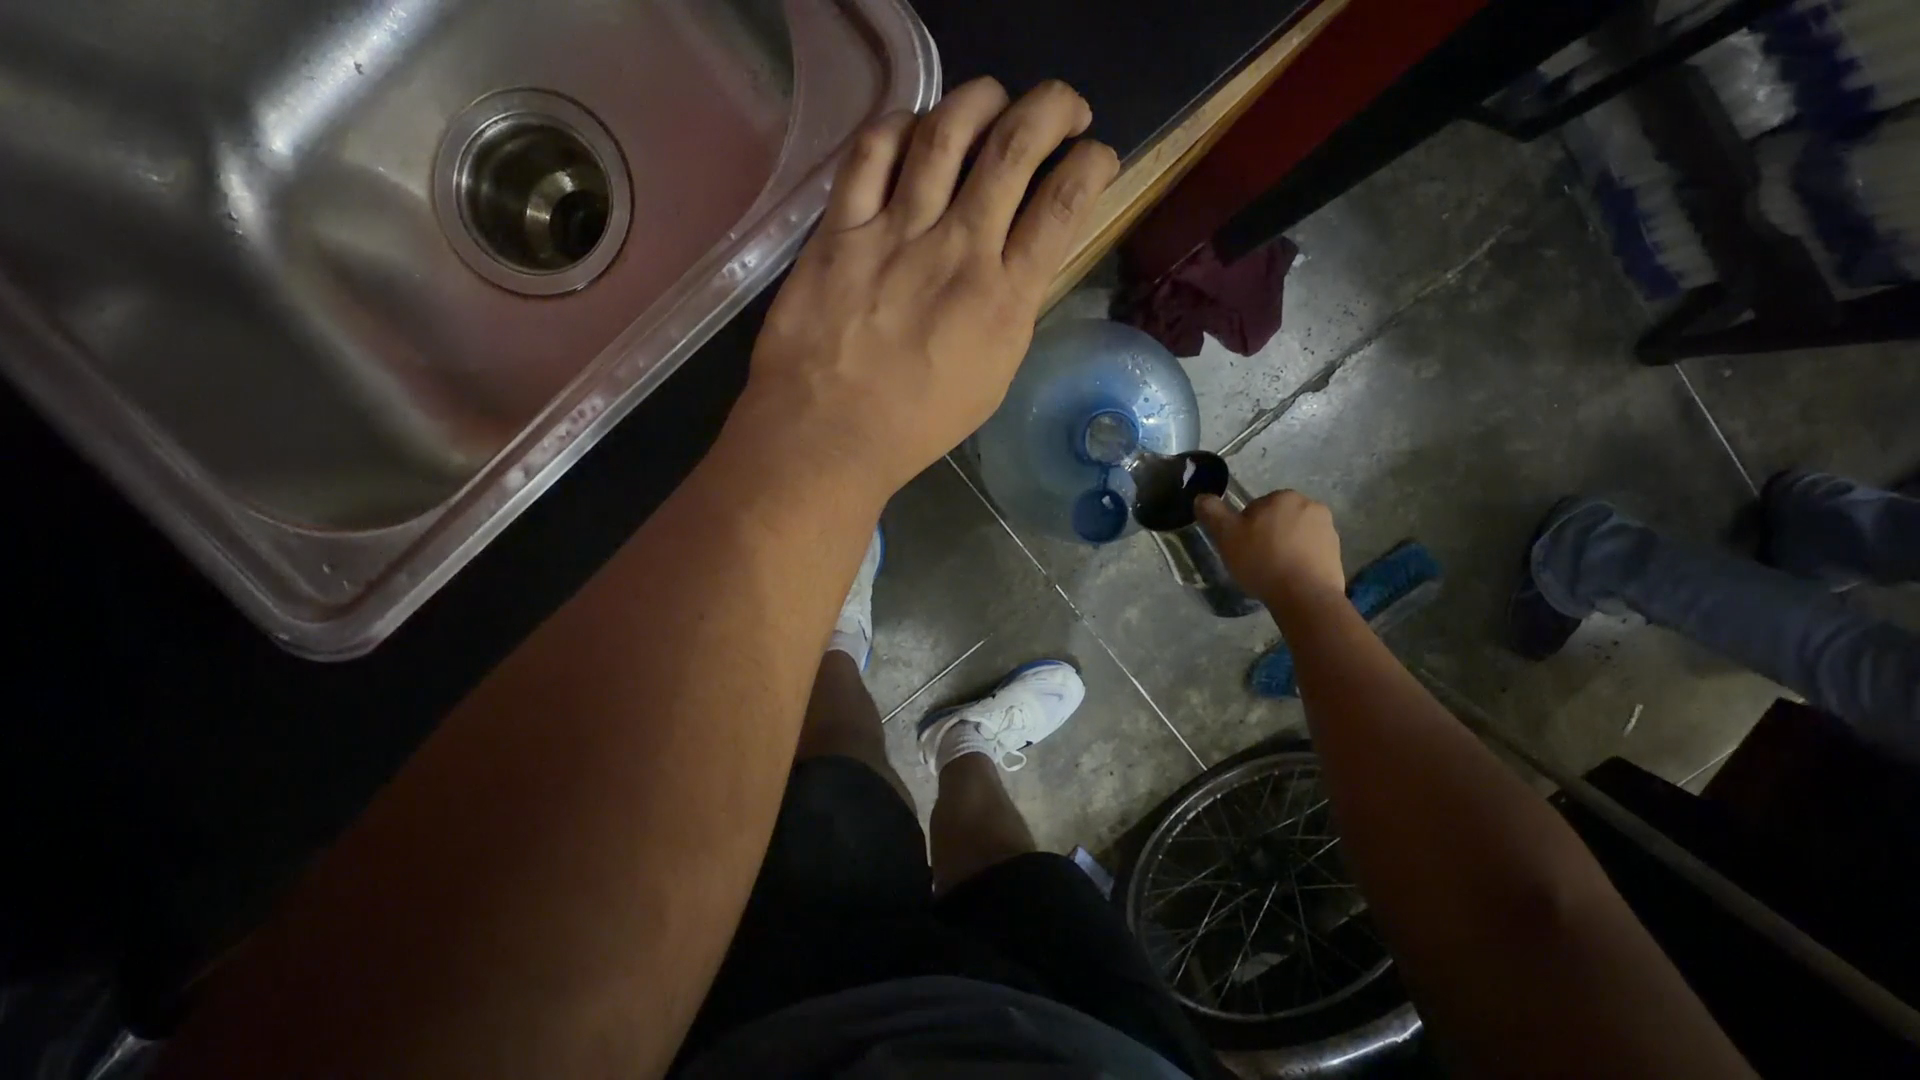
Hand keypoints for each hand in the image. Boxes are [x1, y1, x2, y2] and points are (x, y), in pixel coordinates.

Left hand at [737, 78, 1120, 499]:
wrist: (827, 435)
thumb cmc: (917, 423)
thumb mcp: (992, 376)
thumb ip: (1011, 310)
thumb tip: (1019, 260)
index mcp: (1005, 297)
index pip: (1065, 203)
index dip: (1093, 162)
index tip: (1097, 154)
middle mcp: (958, 249)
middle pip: (1016, 148)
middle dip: (1053, 107)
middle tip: (1062, 105)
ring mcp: (896, 232)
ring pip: (947, 132)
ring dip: (982, 98)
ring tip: (994, 98)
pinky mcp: (841, 228)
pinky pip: (871, 152)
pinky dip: (898, 124)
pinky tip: (912, 126)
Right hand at [1195, 490, 1345, 604]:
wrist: (1304, 595)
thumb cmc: (1262, 561)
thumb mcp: (1226, 536)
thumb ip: (1213, 513)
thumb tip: (1202, 497)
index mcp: (1283, 497)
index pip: (1256, 508)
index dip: (1245, 528)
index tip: (1242, 548)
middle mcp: (1310, 505)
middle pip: (1278, 519)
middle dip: (1268, 535)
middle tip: (1257, 560)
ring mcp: (1328, 529)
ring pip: (1296, 535)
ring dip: (1285, 547)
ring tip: (1274, 572)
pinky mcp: (1337, 551)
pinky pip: (1311, 551)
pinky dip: (1301, 560)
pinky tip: (1291, 578)